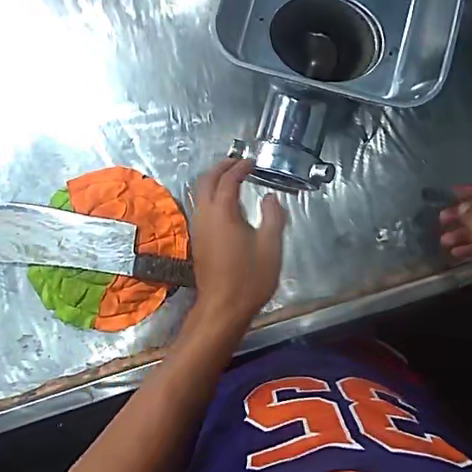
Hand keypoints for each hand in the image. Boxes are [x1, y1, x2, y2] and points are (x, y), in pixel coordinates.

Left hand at [190, 159, 286, 328]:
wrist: (223, 309)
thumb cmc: (250, 278)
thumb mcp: (271, 246)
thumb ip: (273, 216)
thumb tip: (269, 198)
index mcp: (223, 213)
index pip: (228, 180)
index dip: (240, 168)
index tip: (252, 163)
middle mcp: (205, 216)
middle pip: (206, 181)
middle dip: (221, 168)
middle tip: (238, 162)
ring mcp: (198, 229)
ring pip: (199, 194)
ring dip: (214, 181)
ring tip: (232, 178)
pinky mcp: (198, 241)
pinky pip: (201, 207)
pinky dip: (212, 195)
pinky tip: (226, 204)